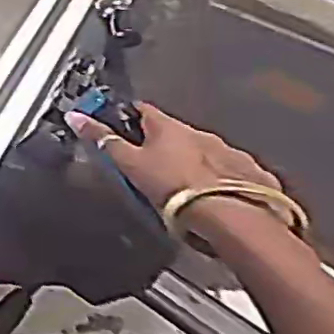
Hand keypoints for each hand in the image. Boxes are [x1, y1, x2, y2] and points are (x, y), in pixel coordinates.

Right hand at [64, 104, 287, 232]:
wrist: (236, 223)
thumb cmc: (175, 189)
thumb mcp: (130, 165)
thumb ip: (103, 139)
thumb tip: (75, 116)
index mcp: (169, 127)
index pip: (143, 110)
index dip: (129, 116)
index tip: (121, 125)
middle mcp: (202, 134)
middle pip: (176, 134)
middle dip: (165, 145)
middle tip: (152, 167)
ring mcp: (233, 155)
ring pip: (207, 154)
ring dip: (196, 164)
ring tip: (187, 189)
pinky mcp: (259, 178)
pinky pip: (236, 175)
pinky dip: (225, 182)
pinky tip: (219, 200)